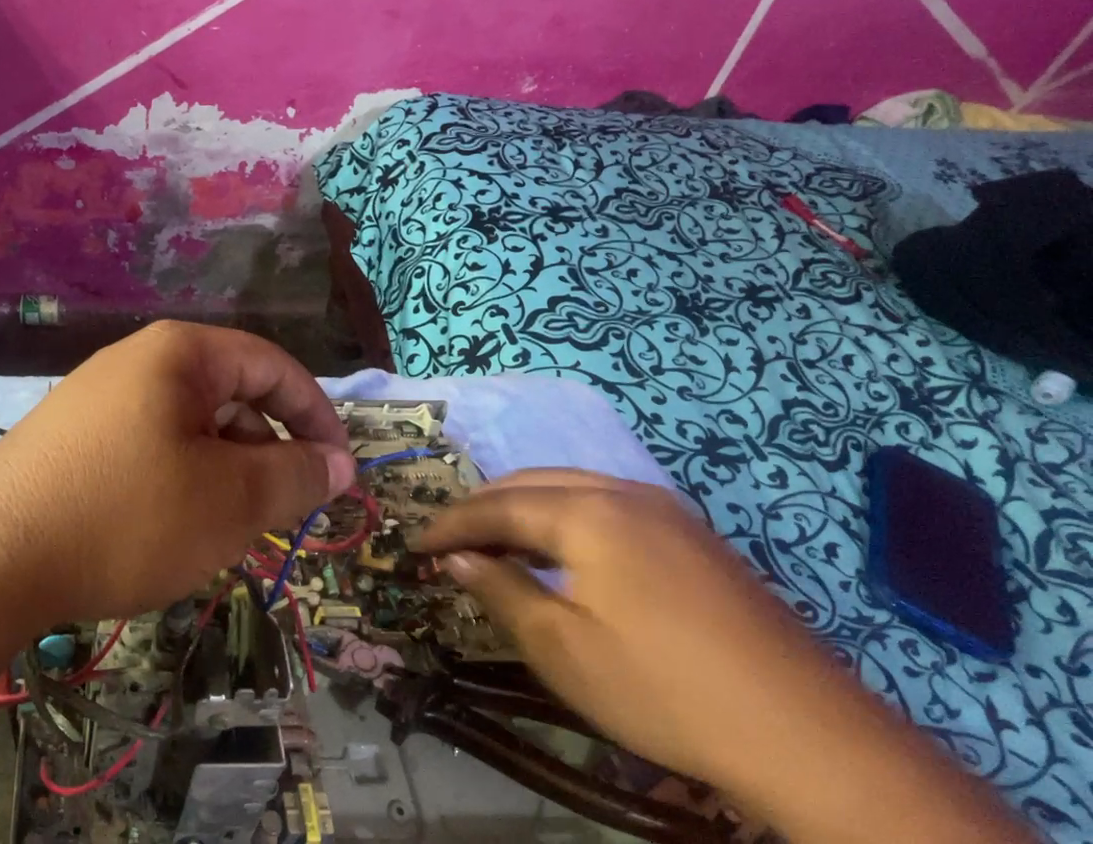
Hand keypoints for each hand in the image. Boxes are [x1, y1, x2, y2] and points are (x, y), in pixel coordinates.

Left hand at [0, 321, 355, 621]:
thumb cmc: (128, 516)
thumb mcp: (231, 500)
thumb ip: (296, 476)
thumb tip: (341, 463)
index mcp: (180, 354)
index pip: (273, 366)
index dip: (318, 416)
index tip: (340, 471)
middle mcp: (135, 362)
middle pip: (230, 394)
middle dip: (268, 451)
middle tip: (283, 511)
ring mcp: (95, 400)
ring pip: (188, 428)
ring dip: (224, 472)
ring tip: (228, 529)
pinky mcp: (69, 440)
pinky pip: (147, 449)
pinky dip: (179, 482)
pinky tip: (172, 529)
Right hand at [417, 470, 1031, 843]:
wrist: (805, 733)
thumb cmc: (660, 688)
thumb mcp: (561, 648)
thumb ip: (501, 592)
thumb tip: (458, 560)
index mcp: (588, 513)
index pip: (497, 506)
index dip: (449, 525)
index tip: (412, 545)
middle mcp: (626, 493)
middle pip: (534, 483)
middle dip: (484, 507)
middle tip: (448, 539)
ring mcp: (670, 511)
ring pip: (575, 487)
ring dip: (526, 508)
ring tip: (496, 542)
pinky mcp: (697, 538)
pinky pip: (610, 505)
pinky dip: (568, 517)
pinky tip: (562, 553)